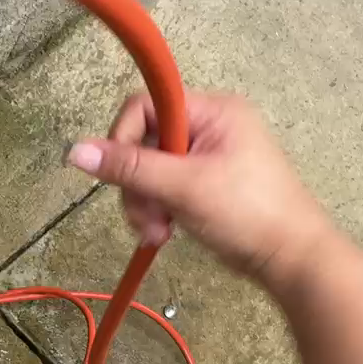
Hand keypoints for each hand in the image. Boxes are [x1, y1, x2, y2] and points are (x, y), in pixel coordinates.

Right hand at [67, 92, 334, 292]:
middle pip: (140, 144)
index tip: (123, 175)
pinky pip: (158, 190)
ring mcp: (202, 157)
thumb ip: (129, 167)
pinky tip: (164, 233)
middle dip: (136, 185)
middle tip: (148, 217)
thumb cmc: (248, 213)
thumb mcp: (183, 187)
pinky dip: (154, 212)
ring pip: (145, 172)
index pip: (144, 106)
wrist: (287, 257)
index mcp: (212, 111)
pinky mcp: (199, 184)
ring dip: (143, 205)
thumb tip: (74, 151)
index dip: (123, 138)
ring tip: (159, 233)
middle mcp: (206, 127)